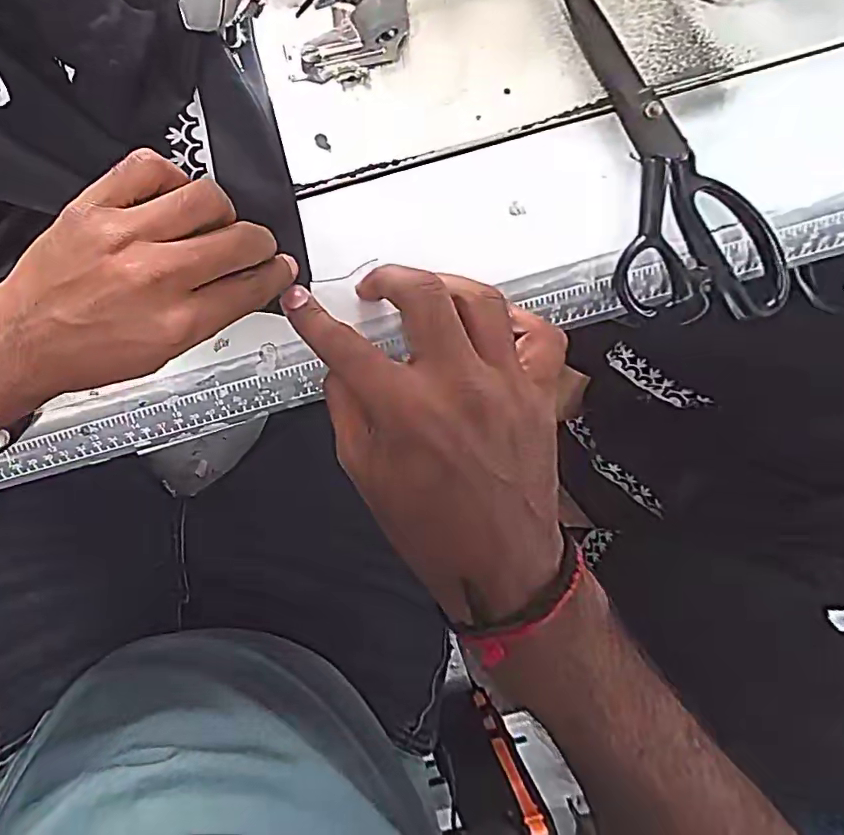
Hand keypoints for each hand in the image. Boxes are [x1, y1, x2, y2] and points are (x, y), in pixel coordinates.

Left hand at [0, 150, 296, 428]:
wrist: (19, 343)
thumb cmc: (80, 355)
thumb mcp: (157, 355)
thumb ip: (205, 318)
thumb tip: (239, 288)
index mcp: (174, 323)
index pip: (248, 286)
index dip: (274, 274)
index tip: (277, 267)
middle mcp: (153, 276)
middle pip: (238, 240)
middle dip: (259, 242)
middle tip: (253, 244)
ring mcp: (122, 236)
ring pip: (205, 197)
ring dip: (222, 209)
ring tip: (212, 219)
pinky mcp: (92, 209)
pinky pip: (148, 167)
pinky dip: (170, 176)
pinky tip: (169, 194)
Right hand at [281, 266, 567, 622]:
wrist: (500, 566)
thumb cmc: (435, 529)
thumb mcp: (363, 470)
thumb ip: (345, 408)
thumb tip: (338, 368)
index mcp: (404, 410)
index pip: (344, 344)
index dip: (313, 317)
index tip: (303, 304)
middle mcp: (456, 388)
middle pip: (422, 294)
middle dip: (386, 278)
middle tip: (373, 287)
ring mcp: (503, 387)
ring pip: (479, 299)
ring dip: (442, 283)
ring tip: (424, 291)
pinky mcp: (537, 396)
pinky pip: (540, 334)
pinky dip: (514, 316)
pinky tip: (490, 321)